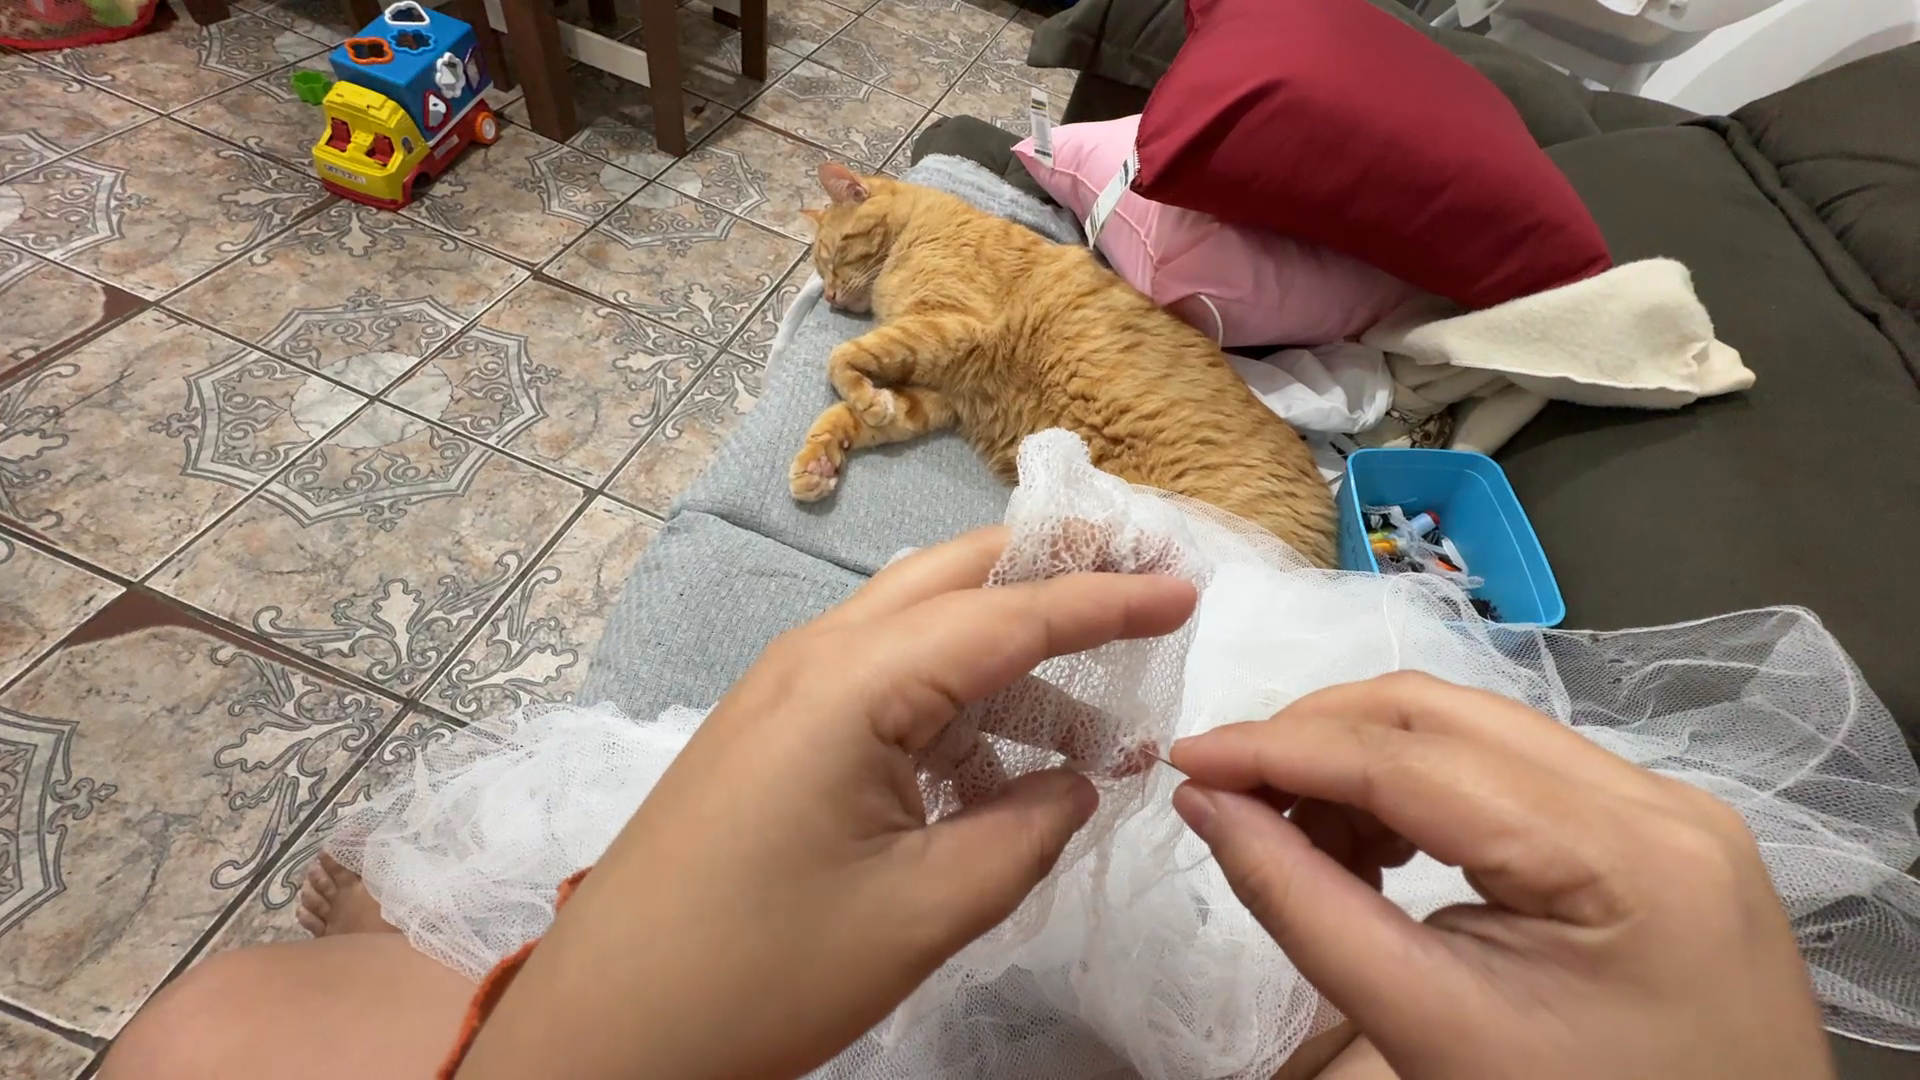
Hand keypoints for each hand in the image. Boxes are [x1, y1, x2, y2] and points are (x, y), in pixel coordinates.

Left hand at [458, 527, 1197, 1079]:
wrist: (604, 1030)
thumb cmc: (762, 972)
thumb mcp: (922, 910)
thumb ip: (1024, 832)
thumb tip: (1077, 781)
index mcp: (854, 679)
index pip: (1008, 616)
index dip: (1106, 601)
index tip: (1184, 589)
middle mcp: (821, 650)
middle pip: (958, 576)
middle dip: (1053, 571)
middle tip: (1137, 575)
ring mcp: (794, 680)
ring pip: (926, 624)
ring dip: (1009, 650)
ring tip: (1090, 712)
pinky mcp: (785, 720)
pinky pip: (892, 676)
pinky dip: (960, 696)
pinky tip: (1004, 758)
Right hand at [1169, 672, 1833, 1079]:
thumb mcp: (1418, 1022)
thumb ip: (1294, 897)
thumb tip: (1201, 799)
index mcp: (1626, 855)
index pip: (1407, 760)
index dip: (1278, 748)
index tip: (1185, 758)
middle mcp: (1649, 796)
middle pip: (1429, 713)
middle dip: (1310, 740)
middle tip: (1233, 790)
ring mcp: (1649, 800)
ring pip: (1447, 724)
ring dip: (1348, 761)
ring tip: (1303, 834)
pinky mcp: (1628, 818)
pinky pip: (1478, 759)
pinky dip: (1394, 785)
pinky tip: (1366, 843)